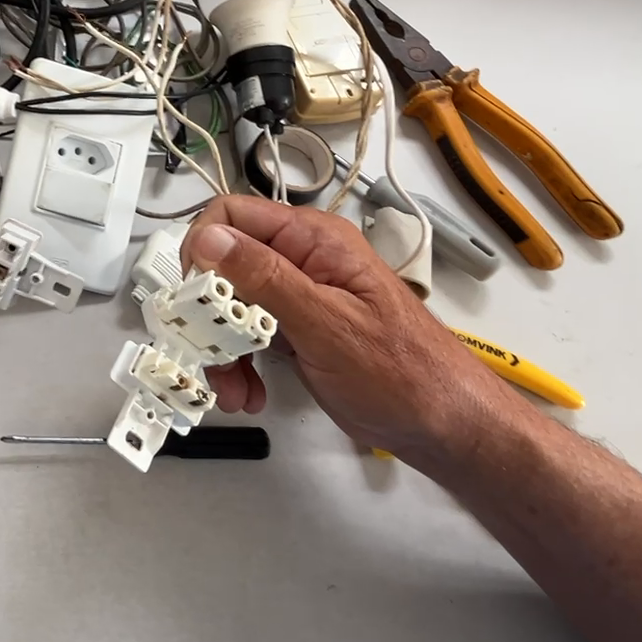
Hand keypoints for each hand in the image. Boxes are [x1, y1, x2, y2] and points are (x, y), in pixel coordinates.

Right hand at [181, 195, 510, 461]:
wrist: (445, 427)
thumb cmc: (402, 372)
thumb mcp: (326, 323)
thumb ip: (265, 277)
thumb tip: (209, 239)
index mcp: (312, 240)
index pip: (233, 215)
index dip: (204, 248)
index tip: (197, 294)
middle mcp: (299, 259)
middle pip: (223, 264)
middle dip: (208, 310)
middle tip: (209, 348)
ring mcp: (294, 295)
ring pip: (227, 304)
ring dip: (220, 346)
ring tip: (231, 387)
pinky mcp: (291, 329)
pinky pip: (244, 333)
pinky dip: (237, 363)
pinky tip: (247, 392)